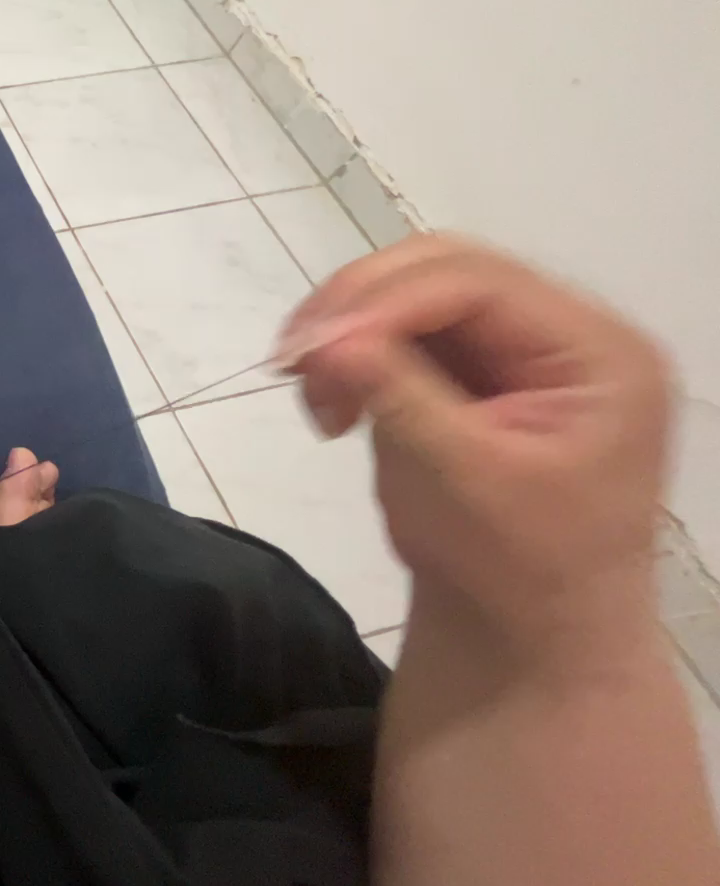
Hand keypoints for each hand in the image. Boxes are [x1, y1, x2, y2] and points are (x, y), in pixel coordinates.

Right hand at [281, 235, 672, 648]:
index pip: (474, 284)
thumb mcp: (457, 476)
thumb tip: (323, 338)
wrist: (518, 618)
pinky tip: (328, 399)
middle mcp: (553, 332)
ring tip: (310, 388)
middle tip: (294, 359)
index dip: (382, 305)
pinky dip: (340, 354)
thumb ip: (396, 394)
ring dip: (338, 329)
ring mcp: (503, 348)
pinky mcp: (454, 370)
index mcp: (591, 351)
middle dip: (351, 305)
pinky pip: (384, 332)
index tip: (311, 354)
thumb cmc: (510, 560)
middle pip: (435, 268)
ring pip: (400, 292)